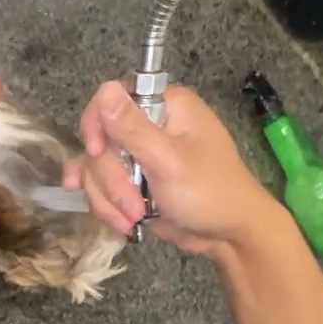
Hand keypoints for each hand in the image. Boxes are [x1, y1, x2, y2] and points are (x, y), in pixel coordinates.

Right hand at [68, 81, 288, 258]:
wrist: (227, 234)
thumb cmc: (209, 193)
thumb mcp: (170, 161)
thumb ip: (133, 128)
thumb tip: (104, 89)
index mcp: (164, 106)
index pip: (111, 101)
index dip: (96, 127)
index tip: (96, 152)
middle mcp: (149, 125)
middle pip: (101, 142)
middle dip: (110, 180)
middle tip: (133, 206)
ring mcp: (138, 155)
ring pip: (96, 169)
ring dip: (108, 198)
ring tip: (131, 219)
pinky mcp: (132, 181)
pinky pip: (102, 187)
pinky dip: (106, 205)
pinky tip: (116, 219)